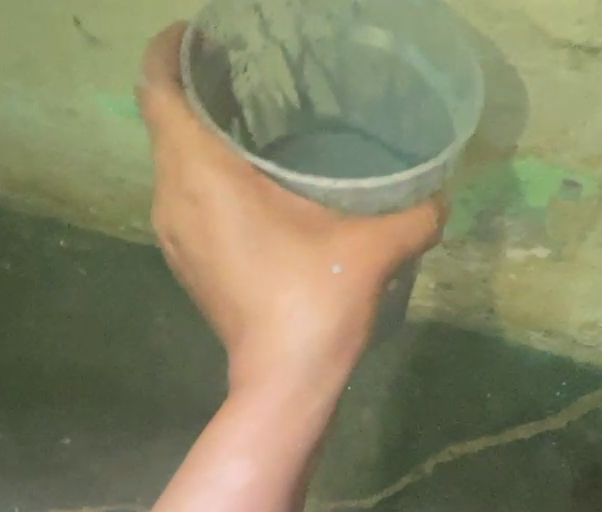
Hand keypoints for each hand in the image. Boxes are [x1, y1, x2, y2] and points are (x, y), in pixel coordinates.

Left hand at [136, 24, 446, 394]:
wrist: (285, 382)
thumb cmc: (316, 302)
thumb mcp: (375, 250)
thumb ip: (414, 215)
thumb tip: (442, 197)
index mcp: (200, 172)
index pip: (159, 86)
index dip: (169, 50)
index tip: (202, 39)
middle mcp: (172, 197)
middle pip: (163, 123)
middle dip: (193, 94)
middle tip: (243, 81)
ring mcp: (174, 238)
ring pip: (172, 168)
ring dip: (199, 144)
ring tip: (248, 133)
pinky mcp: (188, 269)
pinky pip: (184, 204)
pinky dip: (205, 185)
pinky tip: (250, 194)